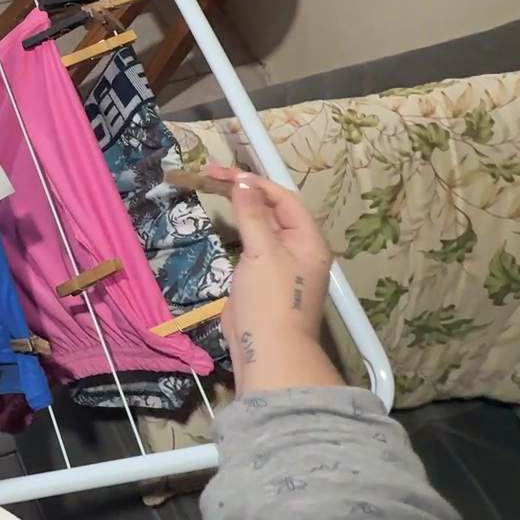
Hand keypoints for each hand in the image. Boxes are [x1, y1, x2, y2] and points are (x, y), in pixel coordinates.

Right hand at [211, 164, 343, 392]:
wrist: (267, 347)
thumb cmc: (270, 298)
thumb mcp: (262, 252)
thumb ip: (251, 215)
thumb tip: (242, 182)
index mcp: (308, 241)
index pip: (283, 199)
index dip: (254, 182)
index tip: (222, 173)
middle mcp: (298, 248)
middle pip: (272, 209)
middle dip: (245, 190)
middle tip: (211, 177)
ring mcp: (280, 263)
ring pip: (260, 224)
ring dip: (239, 207)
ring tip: (213, 191)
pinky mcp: (262, 275)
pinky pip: (251, 242)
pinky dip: (236, 227)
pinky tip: (221, 222)